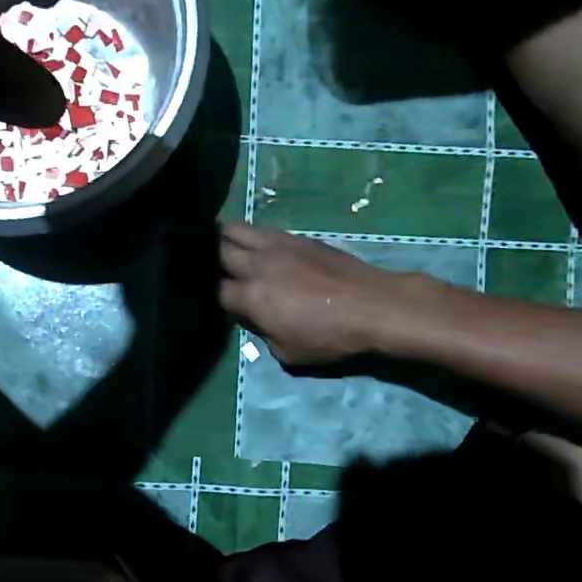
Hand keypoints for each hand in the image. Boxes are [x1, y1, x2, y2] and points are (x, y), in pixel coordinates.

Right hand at [217, 223, 429, 368]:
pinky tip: (259, 247)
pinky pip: (264, 229)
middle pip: (218, 250)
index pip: (218, 291)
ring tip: (224, 247)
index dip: (215, 299)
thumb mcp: (289, 353)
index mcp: (252, 296)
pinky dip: (253, 236)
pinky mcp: (298, 237)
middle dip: (209, 259)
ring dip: (225, 237)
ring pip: (236, 229)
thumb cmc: (331, 337)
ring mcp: (278, 245)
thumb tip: (257, 319)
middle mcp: (258, 264)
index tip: (222, 304)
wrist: (372, 305)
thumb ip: (263, 334)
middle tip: (210, 267)